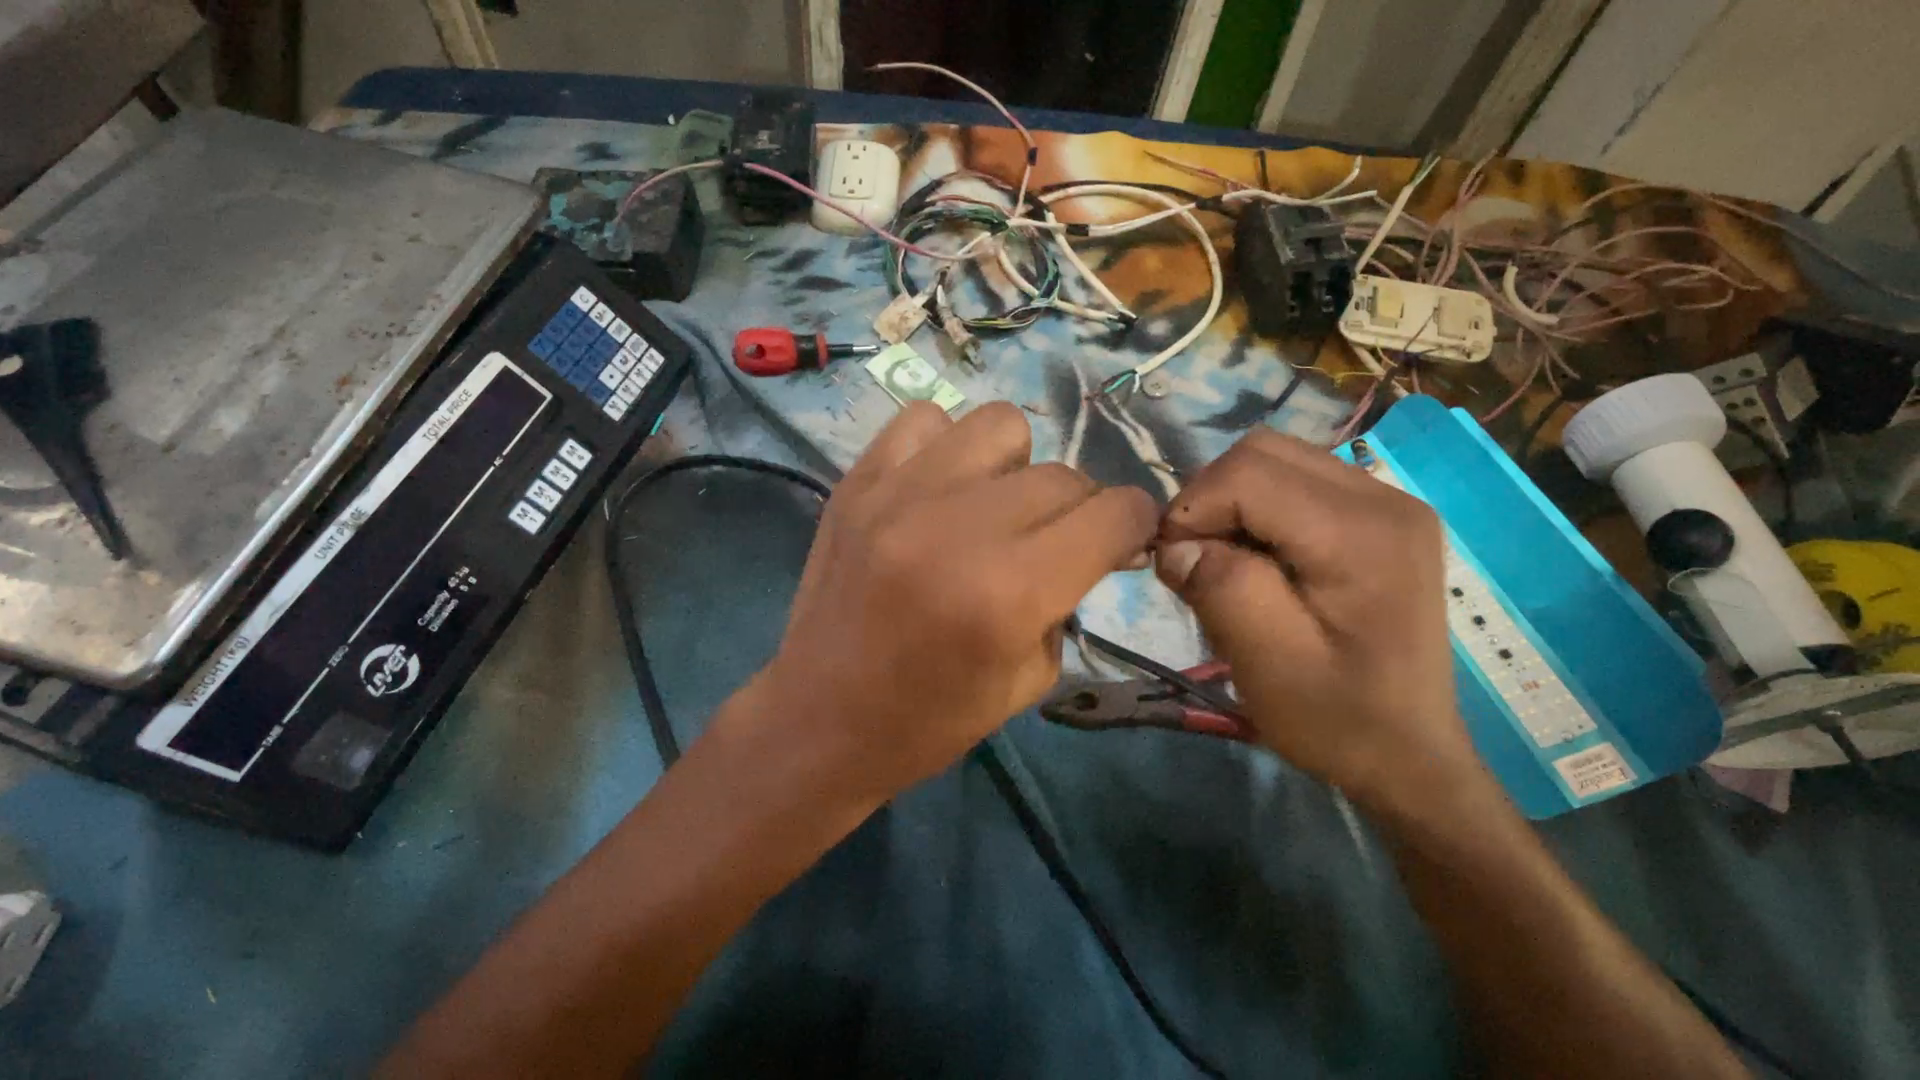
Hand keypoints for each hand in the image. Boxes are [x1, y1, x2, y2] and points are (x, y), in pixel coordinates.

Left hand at [759, 401, 1155, 799]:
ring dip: (1016, 466)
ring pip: (1001, 425)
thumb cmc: (931, 720)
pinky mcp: (857, 483)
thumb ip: (1070, 597)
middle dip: (1079, 509)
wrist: (822, 720)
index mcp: (1012, 592)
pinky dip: (945, 447)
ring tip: (992, 506)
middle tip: (1054, 542)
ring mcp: (901, 495)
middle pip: (1063, 475)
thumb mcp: (1032, 678)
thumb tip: (1091, 543)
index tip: (1124, 540)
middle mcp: (960, 528)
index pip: (1113, 514)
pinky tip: (938, 491)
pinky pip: (925, 420)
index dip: (1135, 524)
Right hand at [1154, 431, 1473, 806]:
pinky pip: (1301, 484)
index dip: (1193, 508)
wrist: (1410, 758)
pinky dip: (1261, 511)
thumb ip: (1222, 589)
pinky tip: (1261, 563)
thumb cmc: (1340, 721)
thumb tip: (1176, 545)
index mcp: (1362, 533)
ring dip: (1233, 504)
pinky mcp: (1382, 518)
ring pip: (1279, 460)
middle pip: (1264, 452)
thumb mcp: (1270, 665)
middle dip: (1211, 500)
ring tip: (1226, 565)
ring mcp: (1389, 503)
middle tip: (1196, 564)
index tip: (1174, 566)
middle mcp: (1384, 498)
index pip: (1249, 472)